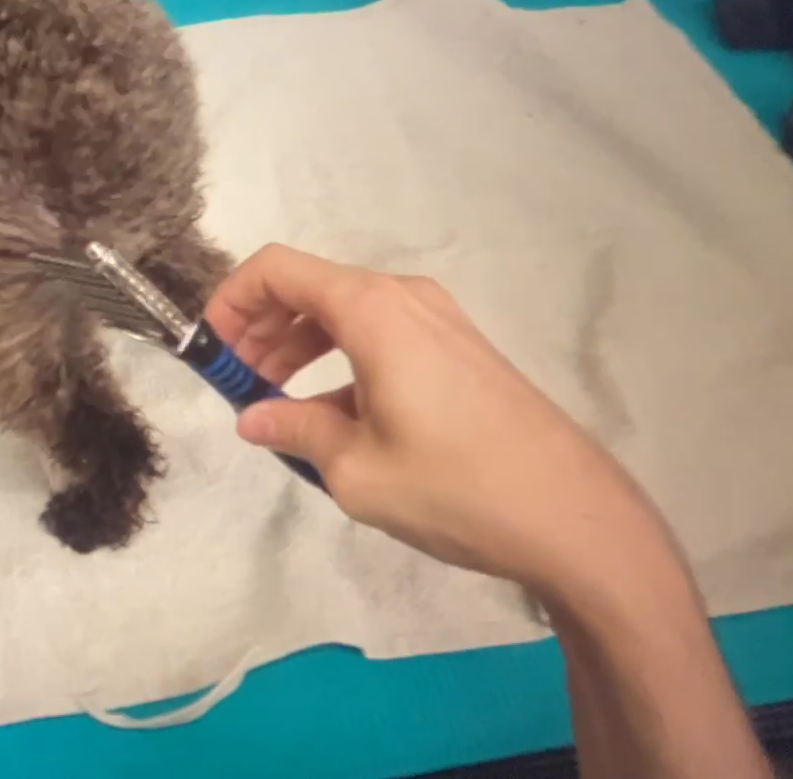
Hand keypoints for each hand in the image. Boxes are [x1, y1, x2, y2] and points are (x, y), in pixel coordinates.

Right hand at [204, 244, 680, 597]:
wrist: (580, 522)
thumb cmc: (456, 486)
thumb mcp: (353, 468)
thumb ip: (291, 431)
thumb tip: (251, 420)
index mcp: (370, 310)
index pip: (275, 270)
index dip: (229, 299)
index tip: (212, 350)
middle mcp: (401, 298)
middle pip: (305, 287)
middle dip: (258, 327)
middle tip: (236, 381)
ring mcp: (434, 320)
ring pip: (338, 312)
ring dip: (294, 345)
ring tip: (272, 398)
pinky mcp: (455, 348)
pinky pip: (375, 334)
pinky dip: (335, 358)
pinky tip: (327, 413)